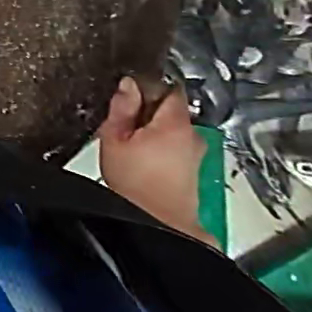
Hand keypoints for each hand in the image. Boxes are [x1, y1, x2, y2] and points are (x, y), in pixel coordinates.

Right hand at [96, 78, 211, 243]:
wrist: (157, 226)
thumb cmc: (134, 183)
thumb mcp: (114, 138)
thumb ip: (122, 107)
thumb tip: (128, 85)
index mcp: (176, 123)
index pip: (170, 89)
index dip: (150, 87)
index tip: (132, 93)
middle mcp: (193, 136)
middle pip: (172, 111)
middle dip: (151, 112)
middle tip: (126, 123)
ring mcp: (196, 156)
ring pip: (175, 131)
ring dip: (156, 132)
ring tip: (131, 144)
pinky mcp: (193, 172)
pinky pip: (177, 148)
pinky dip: (162, 148)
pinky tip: (143, 160)